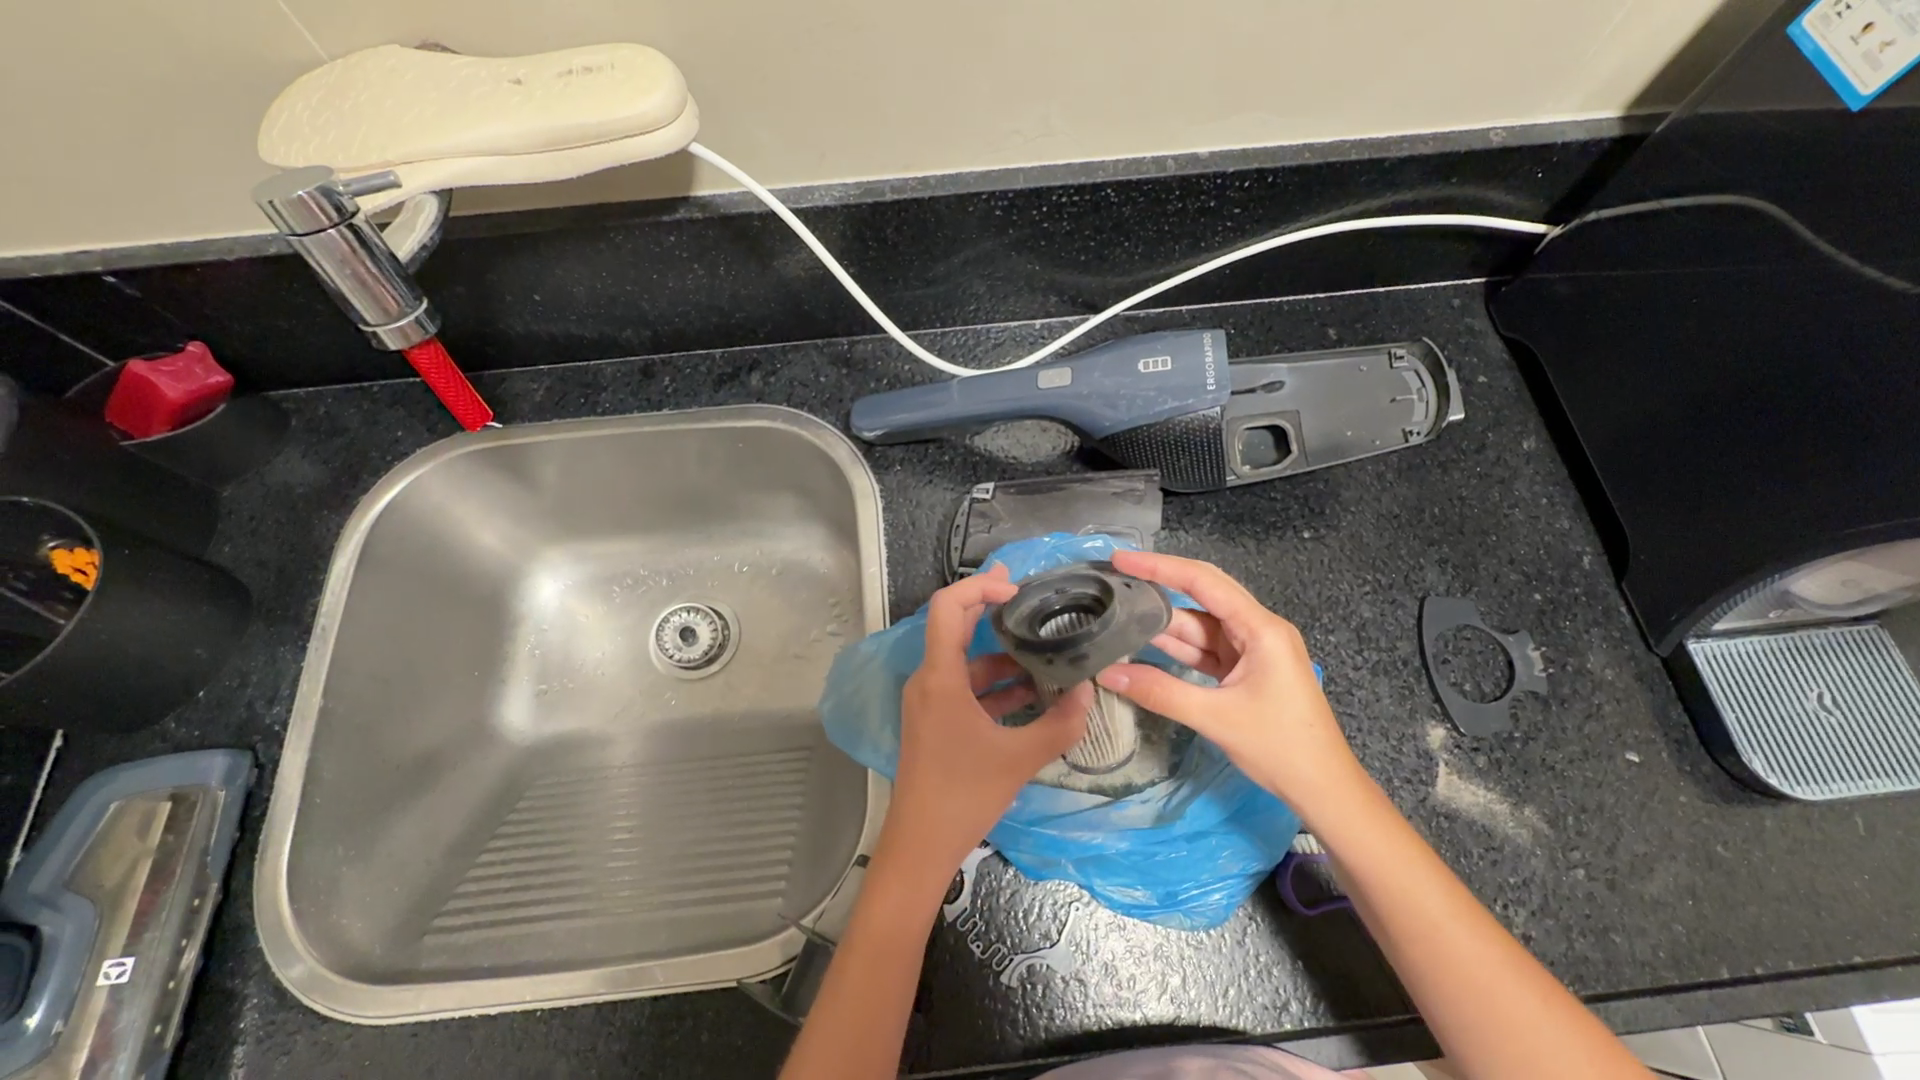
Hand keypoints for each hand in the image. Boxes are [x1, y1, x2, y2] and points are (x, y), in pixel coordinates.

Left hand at [882, 566, 1091, 873]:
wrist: (922, 843)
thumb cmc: (964, 794)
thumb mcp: (1020, 758)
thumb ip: (1059, 724)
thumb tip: (1090, 693)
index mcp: (940, 677)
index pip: (949, 607)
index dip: (980, 587)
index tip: (1016, 589)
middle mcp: (929, 681)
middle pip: (957, 628)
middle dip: (994, 612)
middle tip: (1034, 602)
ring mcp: (929, 702)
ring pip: (967, 664)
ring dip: (1003, 658)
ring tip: (1048, 657)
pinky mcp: (936, 722)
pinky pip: (966, 689)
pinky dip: (995, 687)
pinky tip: (1032, 696)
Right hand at [1094, 550, 1363, 815]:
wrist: (1324, 788)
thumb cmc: (1280, 747)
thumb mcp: (1215, 718)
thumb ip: (1160, 691)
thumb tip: (1107, 674)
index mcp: (1261, 629)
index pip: (1203, 582)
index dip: (1160, 567)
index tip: (1121, 559)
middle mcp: (1258, 630)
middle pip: (1201, 597)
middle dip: (1159, 587)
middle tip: (1115, 579)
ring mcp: (1252, 652)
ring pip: (1199, 627)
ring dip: (1162, 625)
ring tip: (1117, 614)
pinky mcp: (1246, 672)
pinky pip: (1205, 651)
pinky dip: (1176, 651)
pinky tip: (1143, 646)